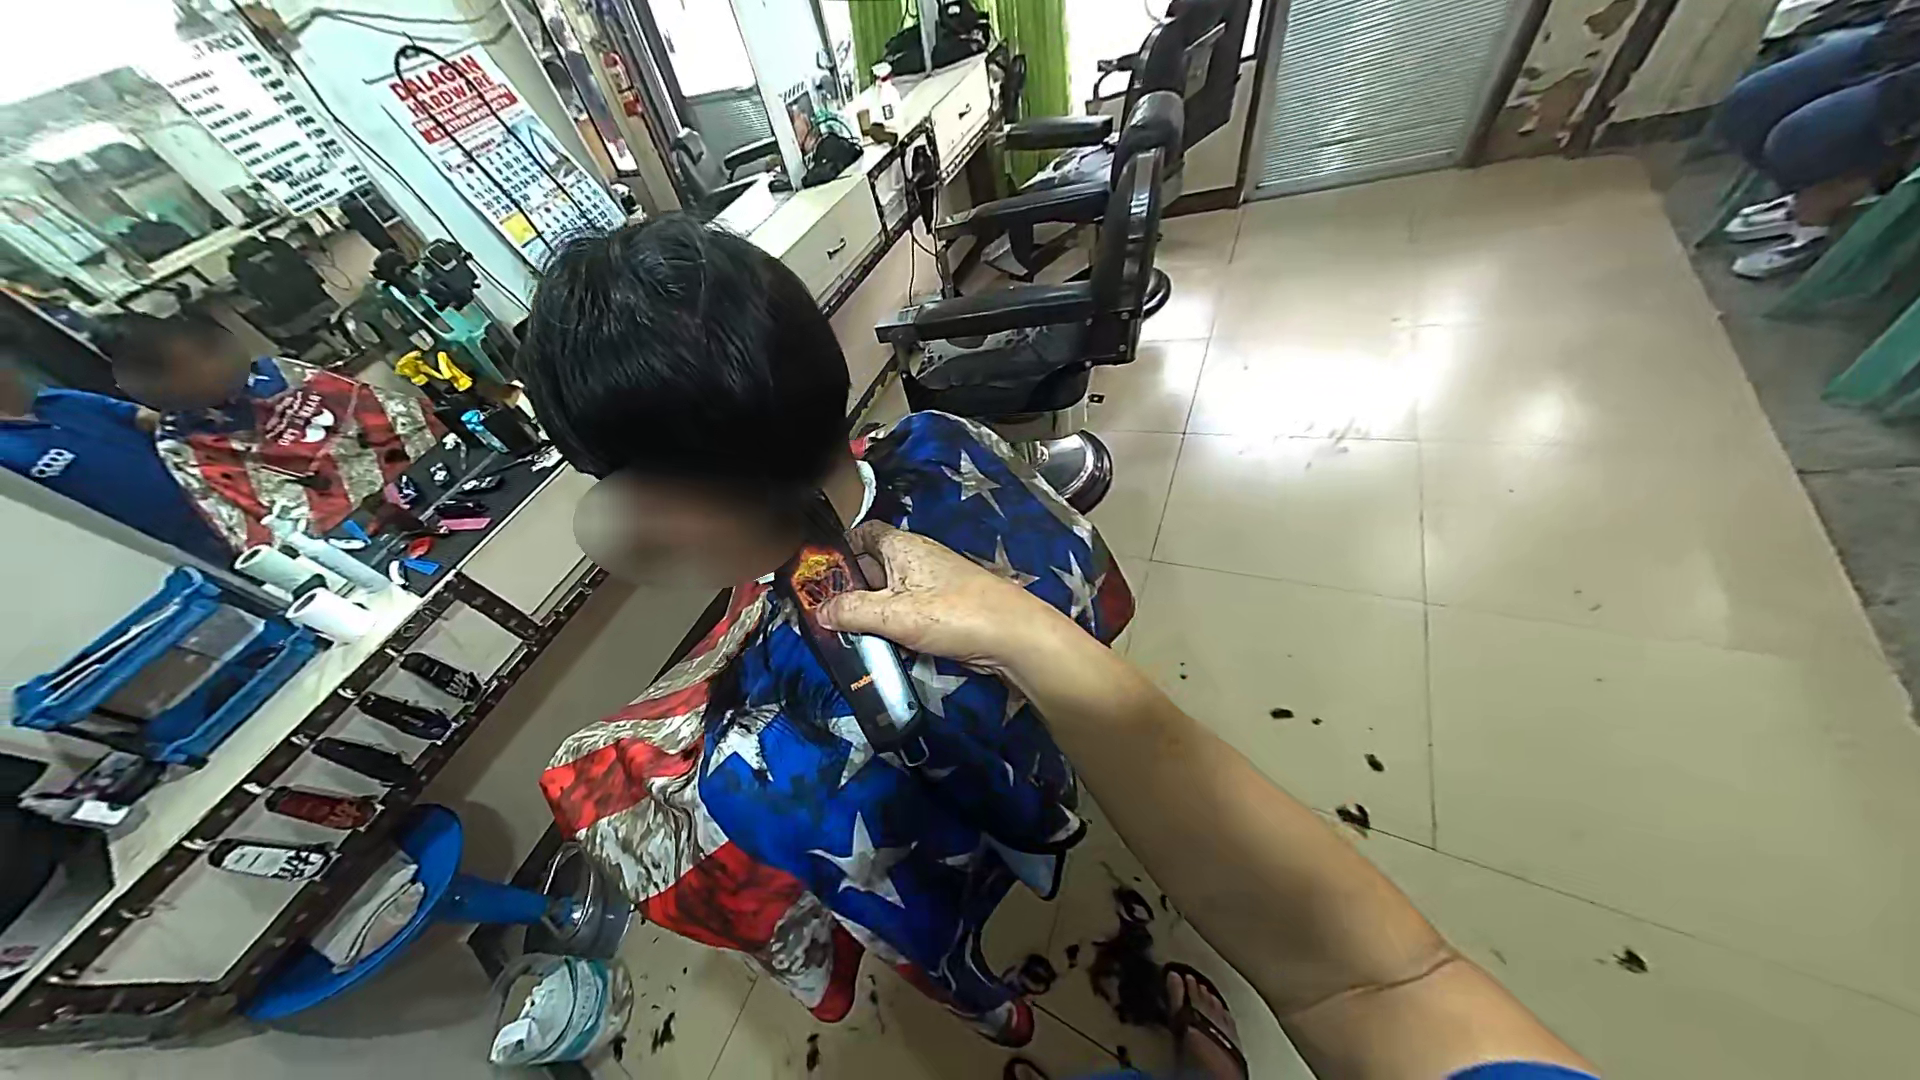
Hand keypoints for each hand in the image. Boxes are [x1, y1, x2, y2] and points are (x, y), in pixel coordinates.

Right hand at [817, 521, 1073, 674]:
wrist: (1012, 635)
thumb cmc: (953, 614)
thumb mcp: (895, 614)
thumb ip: (853, 611)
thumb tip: (819, 612)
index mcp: (902, 546)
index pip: (863, 533)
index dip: (840, 549)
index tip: (818, 575)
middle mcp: (915, 558)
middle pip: (872, 565)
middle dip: (850, 588)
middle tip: (826, 613)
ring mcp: (930, 583)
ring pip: (888, 592)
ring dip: (870, 611)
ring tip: (847, 633)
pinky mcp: (942, 607)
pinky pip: (906, 610)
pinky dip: (892, 623)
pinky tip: (881, 643)